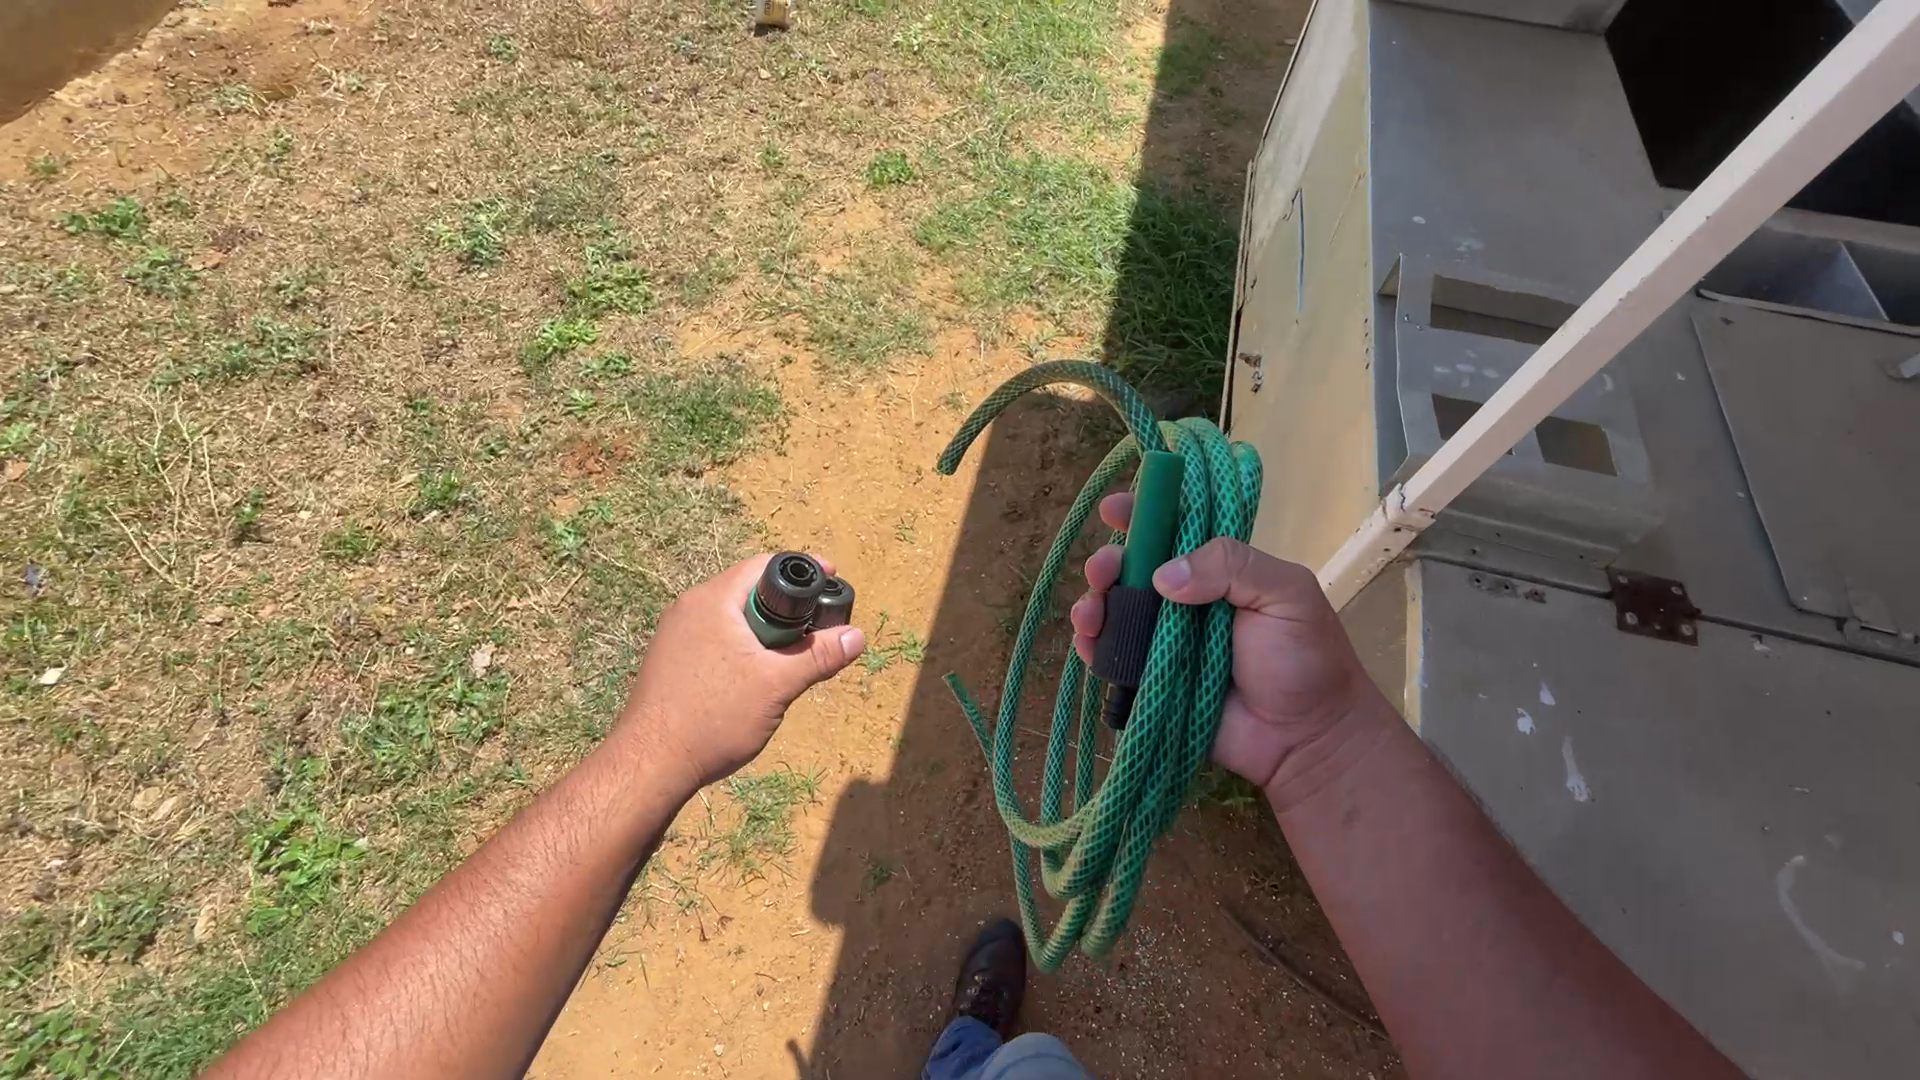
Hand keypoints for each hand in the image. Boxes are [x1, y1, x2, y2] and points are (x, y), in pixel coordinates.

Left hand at [615, 554, 865, 789]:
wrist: (649, 765)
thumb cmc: (714, 717)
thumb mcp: (777, 684)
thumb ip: (819, 656)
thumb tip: (857, 635)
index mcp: (713, 600)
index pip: (764, 565)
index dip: (802, 572)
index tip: (832, 581)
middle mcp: (690, 608)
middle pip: (750, 591)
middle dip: (788, 608)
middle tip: (817, 630)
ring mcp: (676, 635)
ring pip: (735, 618)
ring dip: (766, 632)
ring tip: (792, 659)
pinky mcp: (671, 660)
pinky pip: (718, 638)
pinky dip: (744, 647)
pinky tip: (757, 678)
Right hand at [1071, 494, 1373, 792]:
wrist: (1306, 739)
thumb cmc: (1306, 661)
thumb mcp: (1287, 594)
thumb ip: (1233, 565)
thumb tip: (1162, 576)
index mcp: (1218, 571)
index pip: (1174, 529)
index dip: (1142, 514)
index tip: (1114, 509)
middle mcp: (1185, 600)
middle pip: (1133, 569)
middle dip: (1109, 563)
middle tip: (1102, 570)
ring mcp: (1163, 640)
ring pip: (1114, 610)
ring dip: (1093, 603)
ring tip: (1090, 614)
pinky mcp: (1149, 679)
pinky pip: (1111, 656)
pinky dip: (1092, 646)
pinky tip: (1088, 642)